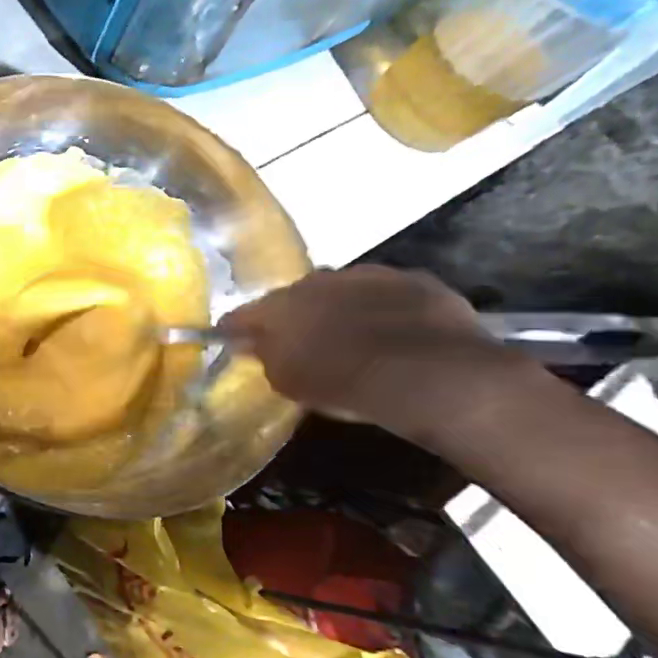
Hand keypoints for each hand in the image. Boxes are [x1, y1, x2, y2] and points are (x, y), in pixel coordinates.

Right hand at [220, 266, 519, 435]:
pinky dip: (382, 309)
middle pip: (295, 296)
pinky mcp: (415, 280)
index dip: (235, 329)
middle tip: (299, 340)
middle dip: (293, 315)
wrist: (425, 373)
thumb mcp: (286, 381)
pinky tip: (392, 333)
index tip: (232, 341)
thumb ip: (264, 356)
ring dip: (339, 308)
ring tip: (348, 336)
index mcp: (279, 305)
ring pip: (341, 290)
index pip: (242, 314)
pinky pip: (386, 294)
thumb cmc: (339, 382)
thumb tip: (252, 343)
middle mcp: (318, 280)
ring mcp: (368, 275)